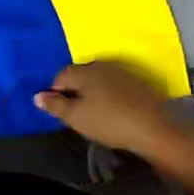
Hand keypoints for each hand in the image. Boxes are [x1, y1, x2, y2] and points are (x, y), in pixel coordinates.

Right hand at [33, 61, 186, 153]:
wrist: (155, 128)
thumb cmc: (109, 122)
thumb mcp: (76, 117)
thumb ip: (55, 105)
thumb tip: (37, 96)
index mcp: (85, 71)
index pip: (60, 76)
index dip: (55, 92)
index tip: (59, 110)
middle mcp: (103, 65)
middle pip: (79, 75)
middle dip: (73, 90)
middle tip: (74, 113)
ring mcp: (122, 72)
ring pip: (97, 79)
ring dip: (91, 92)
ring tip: (93, 112)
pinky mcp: (137, 82)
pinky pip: (113, 85)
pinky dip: (107, 94)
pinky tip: (112, 110)